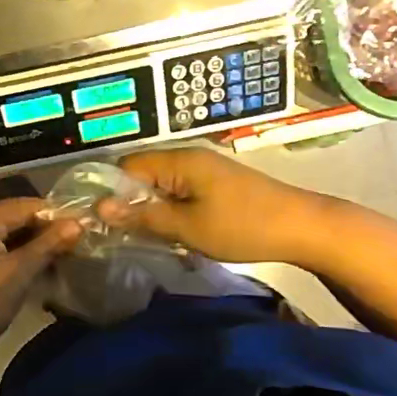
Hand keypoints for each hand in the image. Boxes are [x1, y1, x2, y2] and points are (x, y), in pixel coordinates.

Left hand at [0, 198, 81, 377]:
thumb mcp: (18, 274)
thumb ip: (48, 245)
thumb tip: (79, 222)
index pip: (27, 204)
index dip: (58, 213)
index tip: (86, 225)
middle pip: (18, 217)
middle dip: (49, 228)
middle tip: (80, 242)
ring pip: (11, 236)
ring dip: (37, 244)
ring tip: (68, 255)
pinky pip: (1, 251)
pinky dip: (22, 256)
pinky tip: (43, 268)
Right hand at [110, 148, 329, 264]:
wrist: (301, 227)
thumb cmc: (242, 226)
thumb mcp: (188, 227)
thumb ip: (144, 216)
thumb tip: (100, 207)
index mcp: (180, 160)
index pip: (127, 166)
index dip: (108, 192)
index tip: (95, 222)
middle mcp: (190, 158)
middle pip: (144, 174)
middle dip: (128, 203)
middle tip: (116, 235)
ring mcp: (206, 171)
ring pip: (163, 186)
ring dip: (152, 209)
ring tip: (140, 238)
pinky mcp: (218, 186)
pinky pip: (182, 193)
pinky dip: (172, 210)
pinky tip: (171, 233)